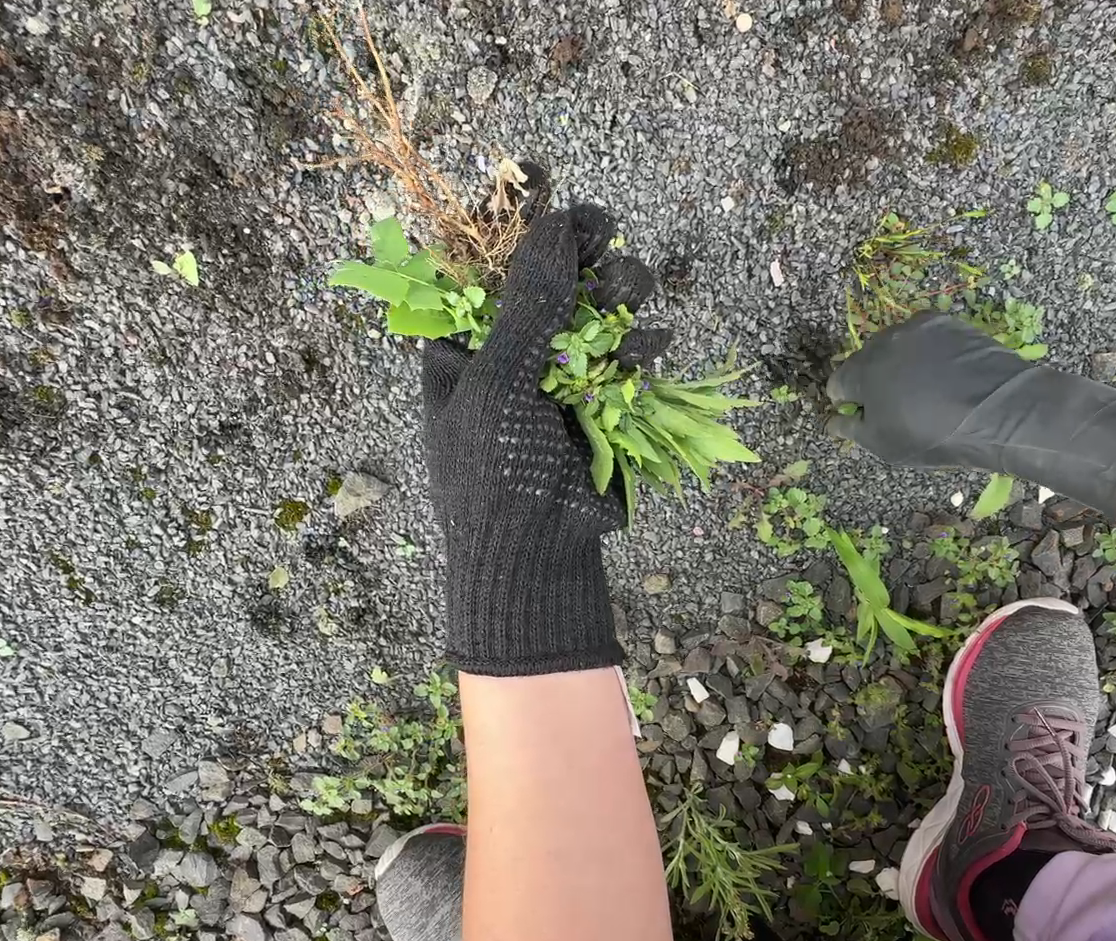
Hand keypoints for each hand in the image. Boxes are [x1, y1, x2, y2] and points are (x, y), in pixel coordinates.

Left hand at [422, 204, 657, 675]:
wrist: (534, 554)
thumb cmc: (494, 474)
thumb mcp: (498, 387)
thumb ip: (528, 309)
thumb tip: (557, 227)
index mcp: (465, 344)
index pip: (496, 267)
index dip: (535, 233)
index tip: (576, 212)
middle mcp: (513, 352)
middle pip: (557, 280)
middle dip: (589, 260)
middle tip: (611, 248)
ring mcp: (561, 377)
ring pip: (600, 312)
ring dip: (623, 295)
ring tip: (636, 295)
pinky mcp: (602, 402)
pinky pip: (628, 357)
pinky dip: (642, 347)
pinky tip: (649, 350)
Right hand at [824, 312, 1115, 518]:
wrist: (1000, 411)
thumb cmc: (932, 434)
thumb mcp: (882, 444)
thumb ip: (850, 429)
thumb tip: (832, 421)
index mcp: (860, 370)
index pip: (837, 383)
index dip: (846, 403)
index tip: (862, 417)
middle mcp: (884, 340)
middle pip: (865, 360)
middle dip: (872, 380)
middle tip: (893, 406)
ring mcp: (918, 328)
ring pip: (896, 347)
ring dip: (899, 365)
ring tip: (921, 390)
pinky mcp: (949, 323)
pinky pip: (926, 339)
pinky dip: (927, 354)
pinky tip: (944, 376)